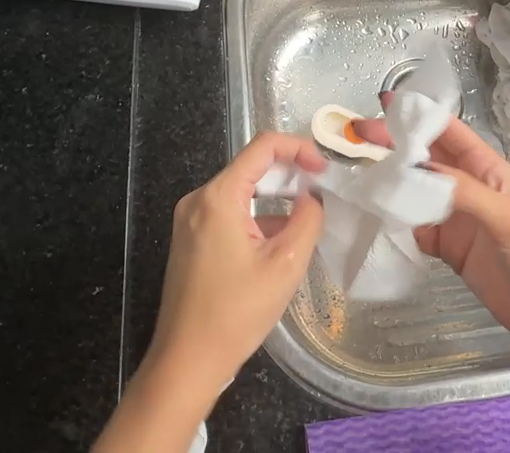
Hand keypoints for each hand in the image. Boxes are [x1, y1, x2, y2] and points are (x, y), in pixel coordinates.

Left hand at [147, 132, 326, 387]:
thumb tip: (313, 197)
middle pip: (250, 168)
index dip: (298, 148)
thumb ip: (307, 220)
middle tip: (320, 194)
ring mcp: (190, 219)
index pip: (262, 147)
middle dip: (289, 175)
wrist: (186, 363)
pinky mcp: (190, 239)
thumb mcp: (285, 266)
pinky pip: (228, 213)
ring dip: (274, 200)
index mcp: (218, 196)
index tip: (324, 169)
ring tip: (305, 221)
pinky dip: (256, 218)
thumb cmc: (236, 313)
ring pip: (241, 192)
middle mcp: (199, 199)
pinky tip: (278, 244)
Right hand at [354, 109, 509, 352]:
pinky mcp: (449, 248)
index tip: (384, 104)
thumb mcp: (508, 219)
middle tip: (358, 137)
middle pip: (426, 158)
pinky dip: (397, 220)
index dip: (418, 117)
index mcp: (488, 170)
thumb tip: (418, 169)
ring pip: (416, 190)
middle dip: (394, 144)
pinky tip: (378, 217)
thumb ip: (464, 192)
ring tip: (358, 173)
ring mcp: (457, 218)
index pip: (448, 133)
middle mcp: (469, 187)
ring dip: (391, 181)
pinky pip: (416, 226)